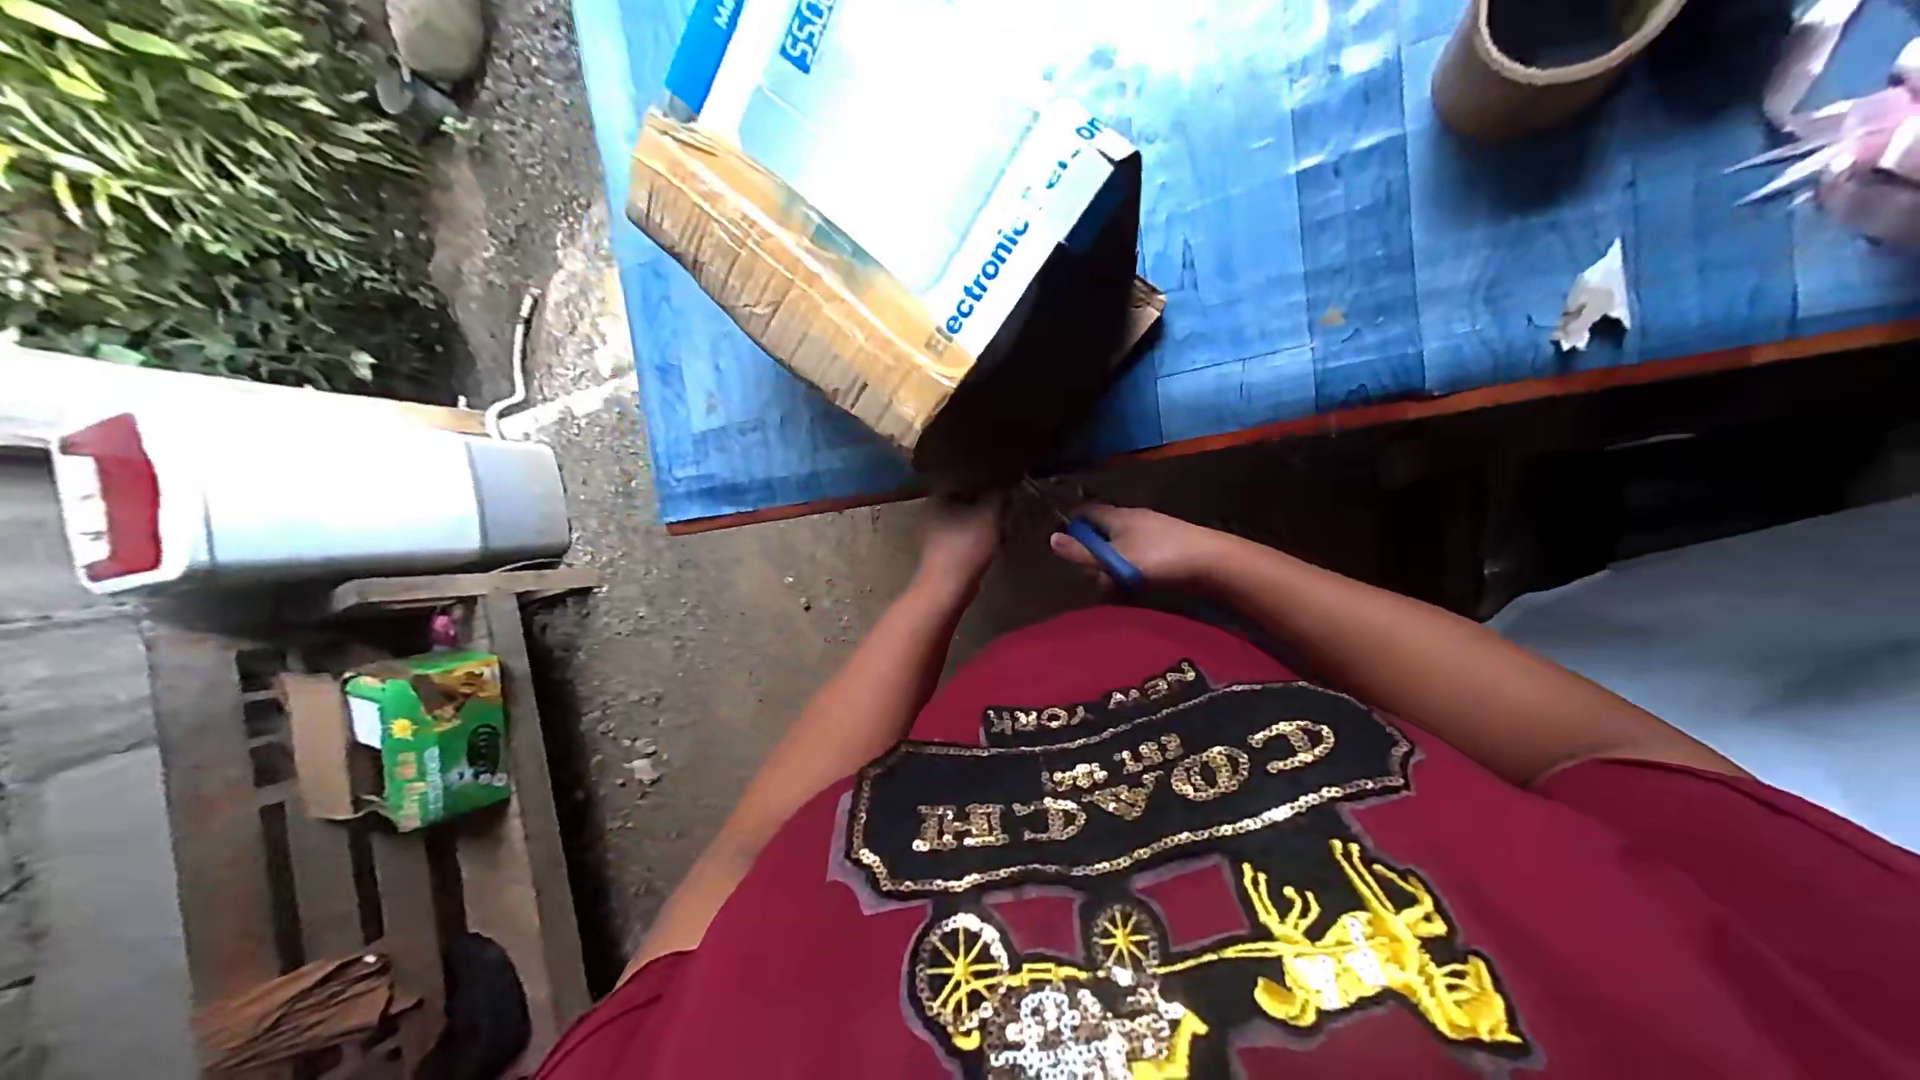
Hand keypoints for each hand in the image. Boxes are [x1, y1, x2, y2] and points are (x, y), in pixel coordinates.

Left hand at [915, 492, 1001, 594]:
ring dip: (984, 527)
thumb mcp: (989, 514)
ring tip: (1001, 535)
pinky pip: (963, 540)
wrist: (946, 586)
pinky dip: (977, 542)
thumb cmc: (966, 545)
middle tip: (1004, 517)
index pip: (967, 483)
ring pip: (966, 523)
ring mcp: (932, 534)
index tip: (1004, 496)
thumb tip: (1004, 488)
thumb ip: (998, 496)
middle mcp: (931, 513)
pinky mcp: (939, 553)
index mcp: (938, 498)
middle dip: (988, 510)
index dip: (988, 487)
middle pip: (967, 504)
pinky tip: (991, 549)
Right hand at [1048, 504, 1229, 587]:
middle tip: (1090, 570)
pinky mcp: (1169, 545)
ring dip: (1114, 560)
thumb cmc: (1158, 557)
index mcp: (1117, 515)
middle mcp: (1134, 517)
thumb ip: (1083, 553)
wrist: (1212, 562)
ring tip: (1114, 581)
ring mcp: (1154, 530)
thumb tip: (1051, 539)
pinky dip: (1132, 565)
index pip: (1086, 511)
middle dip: (1094, 548)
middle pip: (1104, 529)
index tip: (1063, 539)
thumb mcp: (1114, 558)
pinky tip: (1137, 581)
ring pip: (1122, 543)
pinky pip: (1140, 553)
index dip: (1072, 522)